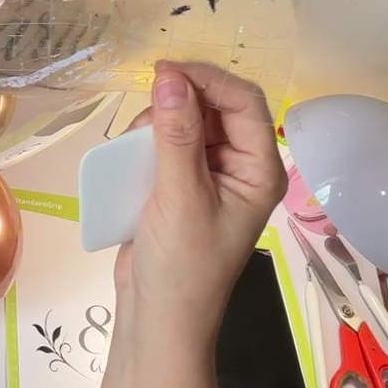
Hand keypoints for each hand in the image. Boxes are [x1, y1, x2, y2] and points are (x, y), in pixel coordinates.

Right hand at [116, 61, 285, 344]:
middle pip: (214, 106)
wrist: (156, 316)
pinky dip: (146, 138)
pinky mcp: (178, 181)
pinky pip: (165, 140)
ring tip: (133, 144)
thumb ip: (175, 134)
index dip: (207, 79)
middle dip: (178, 99)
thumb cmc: (182, 265)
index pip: (243, 103)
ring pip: (186, 119)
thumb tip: (169, 76)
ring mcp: (207, 173)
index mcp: (258, 170)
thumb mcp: (180, 196)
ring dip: (157, 120)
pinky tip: (129, 154)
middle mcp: (238, 165)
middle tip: (142, 111)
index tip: (164, 71)